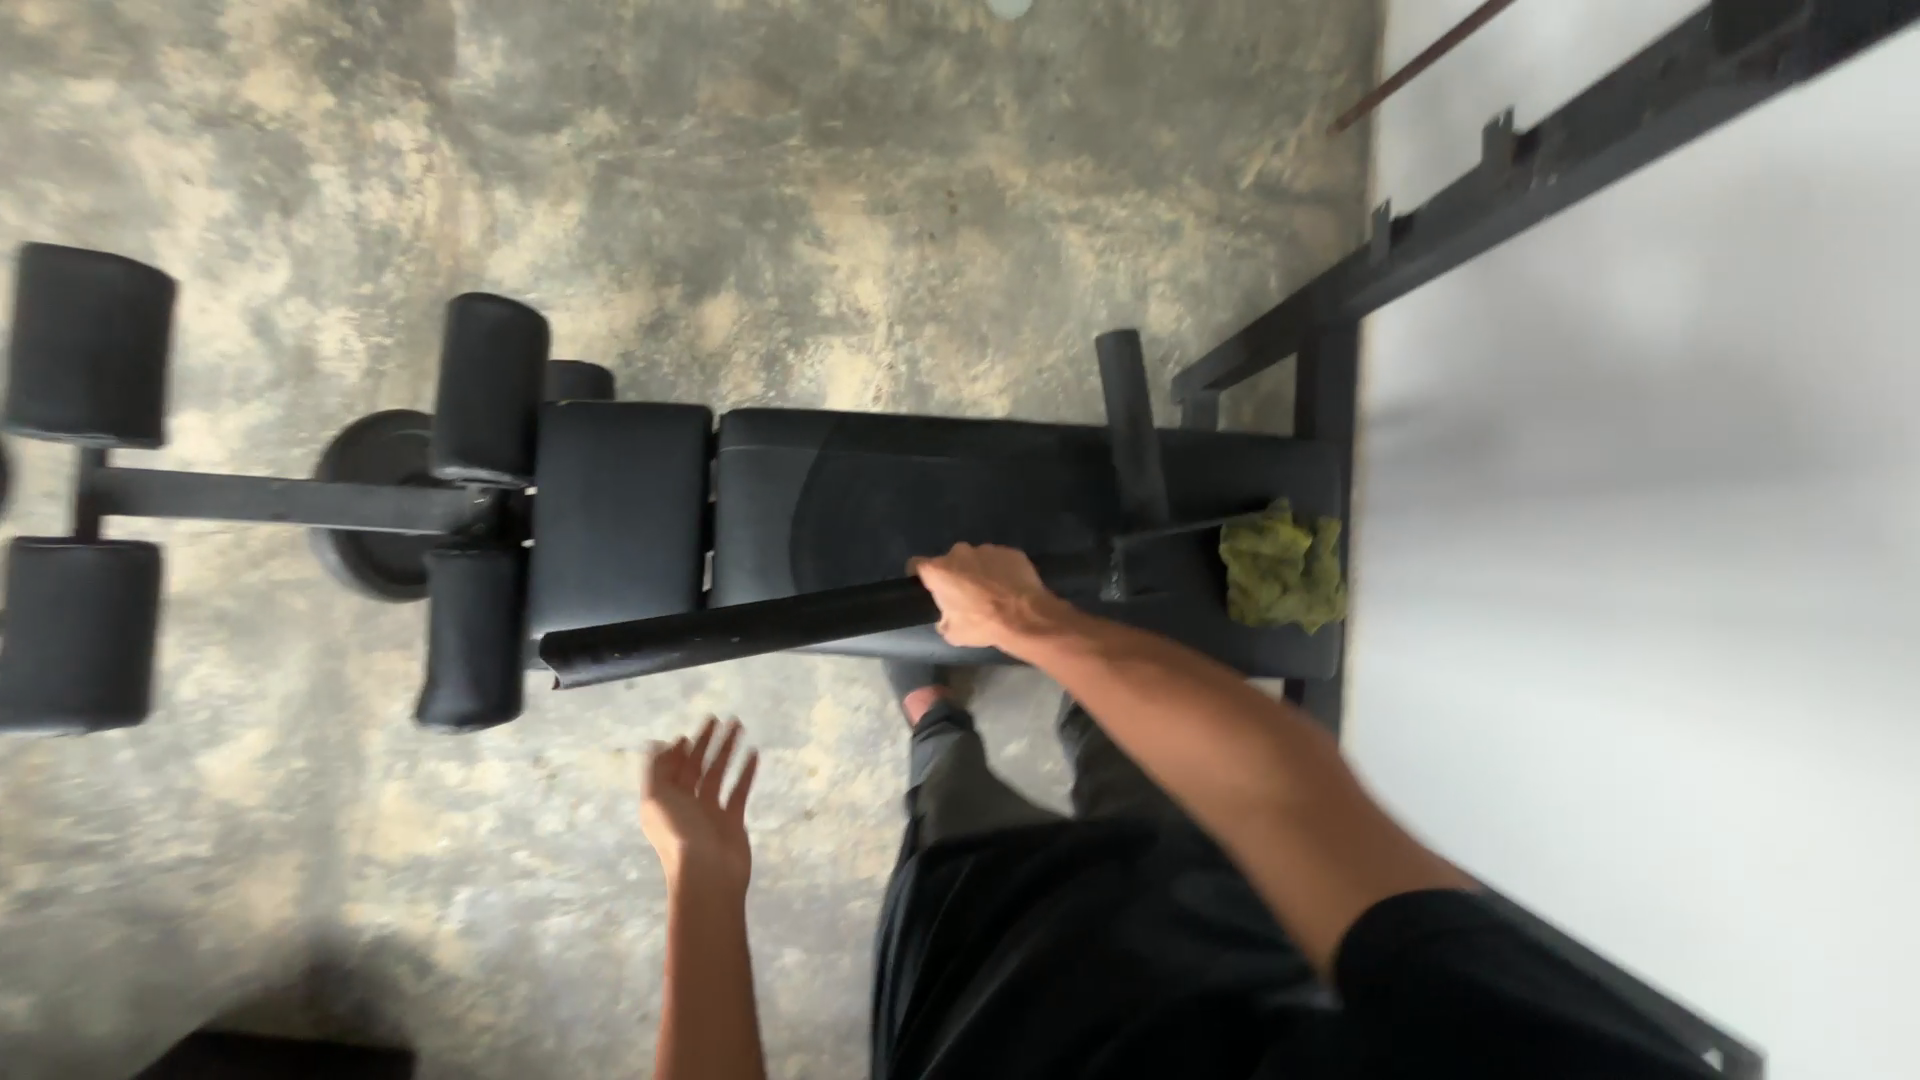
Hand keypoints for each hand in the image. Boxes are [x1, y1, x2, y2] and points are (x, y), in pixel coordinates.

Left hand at [641, 717, 758, 893]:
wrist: (707, 874)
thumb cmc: (678, 835)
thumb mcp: (656, 800)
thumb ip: (656, 771)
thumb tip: (655, 743)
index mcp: (663, 801)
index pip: (670, 768)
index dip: (678, 750)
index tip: (690, 732)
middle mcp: (684, 804)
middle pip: (695, 767)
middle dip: (706, 743)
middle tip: (719, 720)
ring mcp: (709, 813)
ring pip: (718, 774)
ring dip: (727, 751)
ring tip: (739, 728)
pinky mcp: (732, 820)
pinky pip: (738, 790)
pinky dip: (745, 772)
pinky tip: (753, 754)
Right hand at [908, 543, 1070, 650]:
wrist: (1024, 617)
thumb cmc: (982, 624)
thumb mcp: (952, 632)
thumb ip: (944, 618)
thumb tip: (947, 616)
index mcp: (939, 570)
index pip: (917, 564)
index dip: (919, 575)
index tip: (926, 585)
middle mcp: (959, 552)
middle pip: (950, 561)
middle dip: (955, 573)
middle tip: (965, 593)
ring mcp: (987, 549)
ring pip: (976, 559)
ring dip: (979, 571)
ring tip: (992, 591)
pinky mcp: (1010, 551)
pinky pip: (999, 560)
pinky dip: (1000, 570)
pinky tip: (1009, 587)